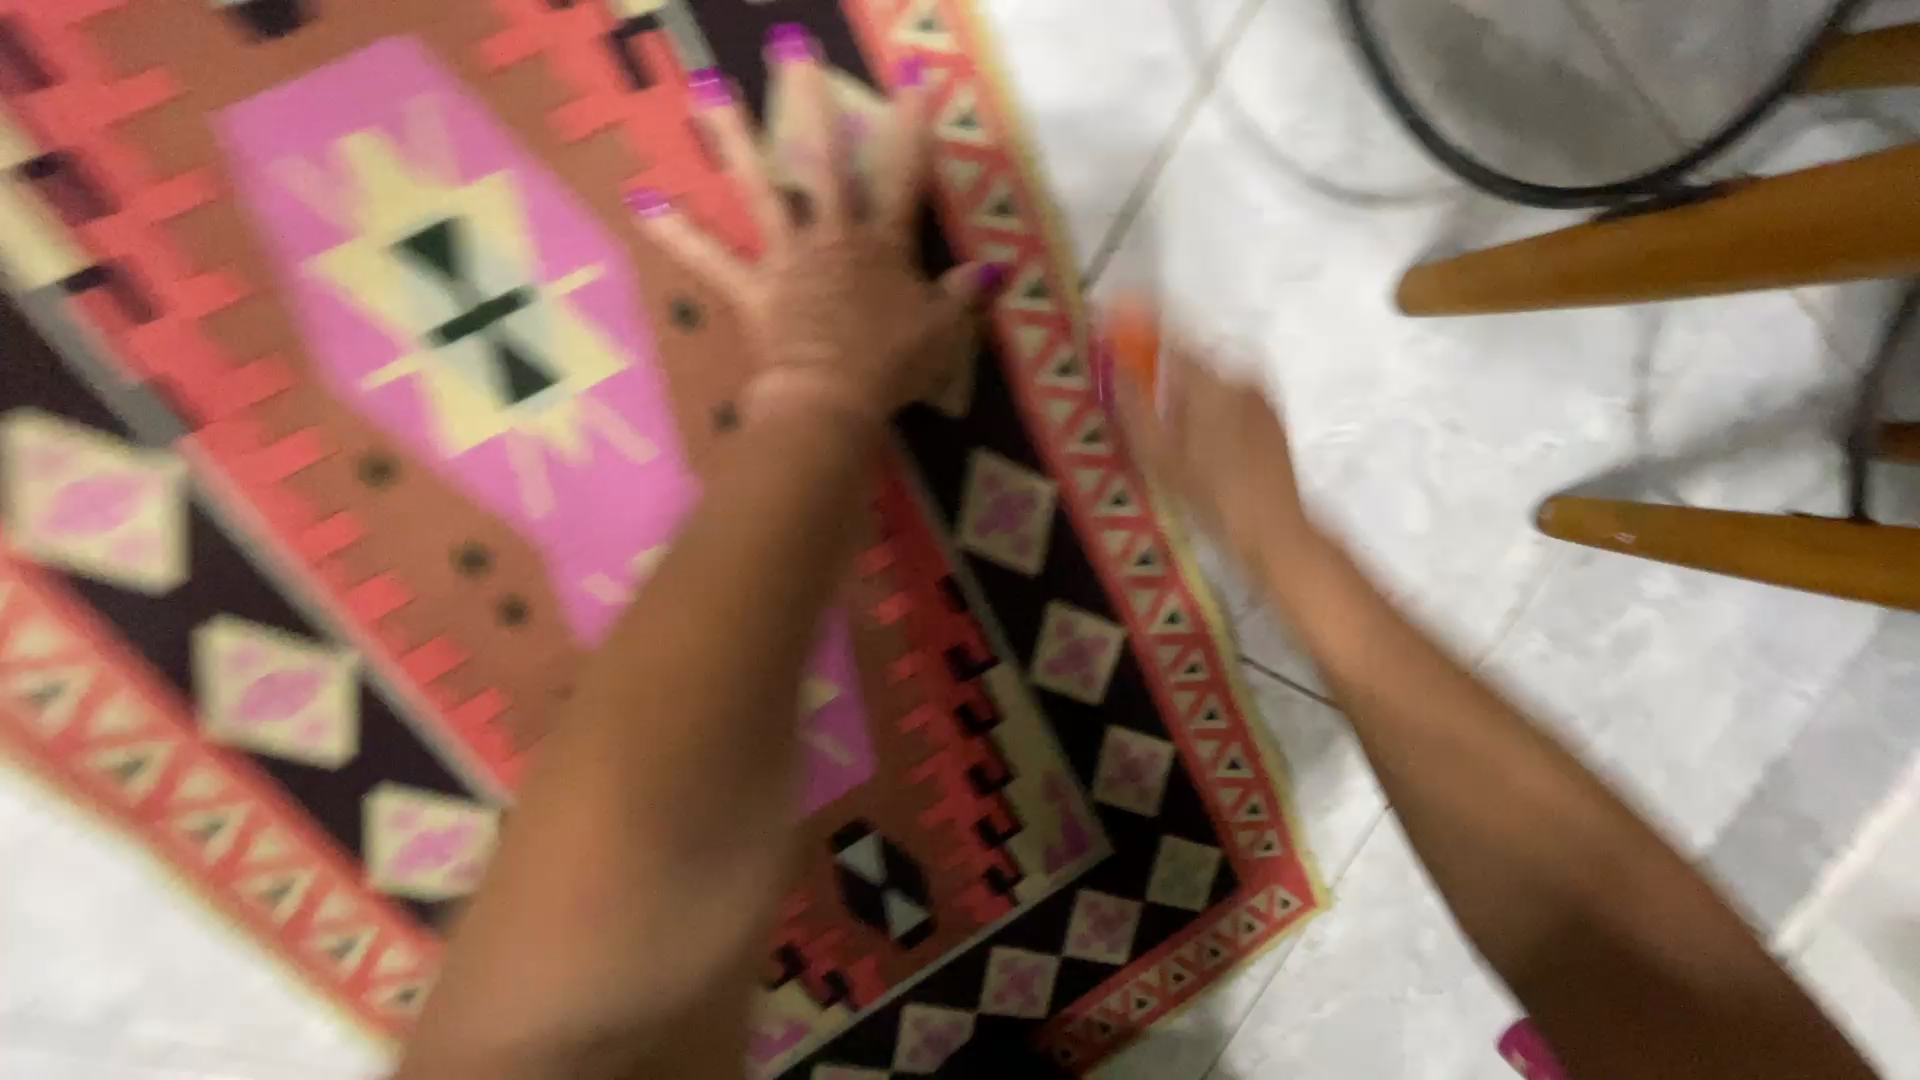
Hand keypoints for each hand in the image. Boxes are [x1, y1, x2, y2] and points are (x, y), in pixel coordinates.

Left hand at [630, 27, 1002, 427]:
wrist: (834, 399)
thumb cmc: (891, 367)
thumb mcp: (941, 334)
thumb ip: (963, 297)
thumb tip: (994, 270)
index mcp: (883, 246)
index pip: (904, 176)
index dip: (912, 128)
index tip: (914, 79)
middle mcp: (832, 237)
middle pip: (822, 161)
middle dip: (811, 103)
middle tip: (791, 48)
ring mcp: (788, 259)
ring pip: (760, 188)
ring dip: (733, 137)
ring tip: (705, 89)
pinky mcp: (752, 288)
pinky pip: (709, 258)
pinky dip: (675, 232)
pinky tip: (639, 201)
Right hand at [1101, 303, 1320, 572]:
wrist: (1275, 528)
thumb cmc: (1211, 496)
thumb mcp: (1158, 456)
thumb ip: (1132, 404)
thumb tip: (1111, 365)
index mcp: (1210, 379)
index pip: (1166, 331)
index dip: (1134, 317)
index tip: (1109, 310)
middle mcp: (1239, 374)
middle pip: (1187, 353)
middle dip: (1155, 358)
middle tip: (1128, 379)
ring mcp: (1260, 394)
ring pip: (1206, 375)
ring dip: (1179, 383)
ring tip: (1160, 416)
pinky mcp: (1269, 414)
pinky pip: (1225, 393)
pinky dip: (1202, 400)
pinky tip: (1192, 434)